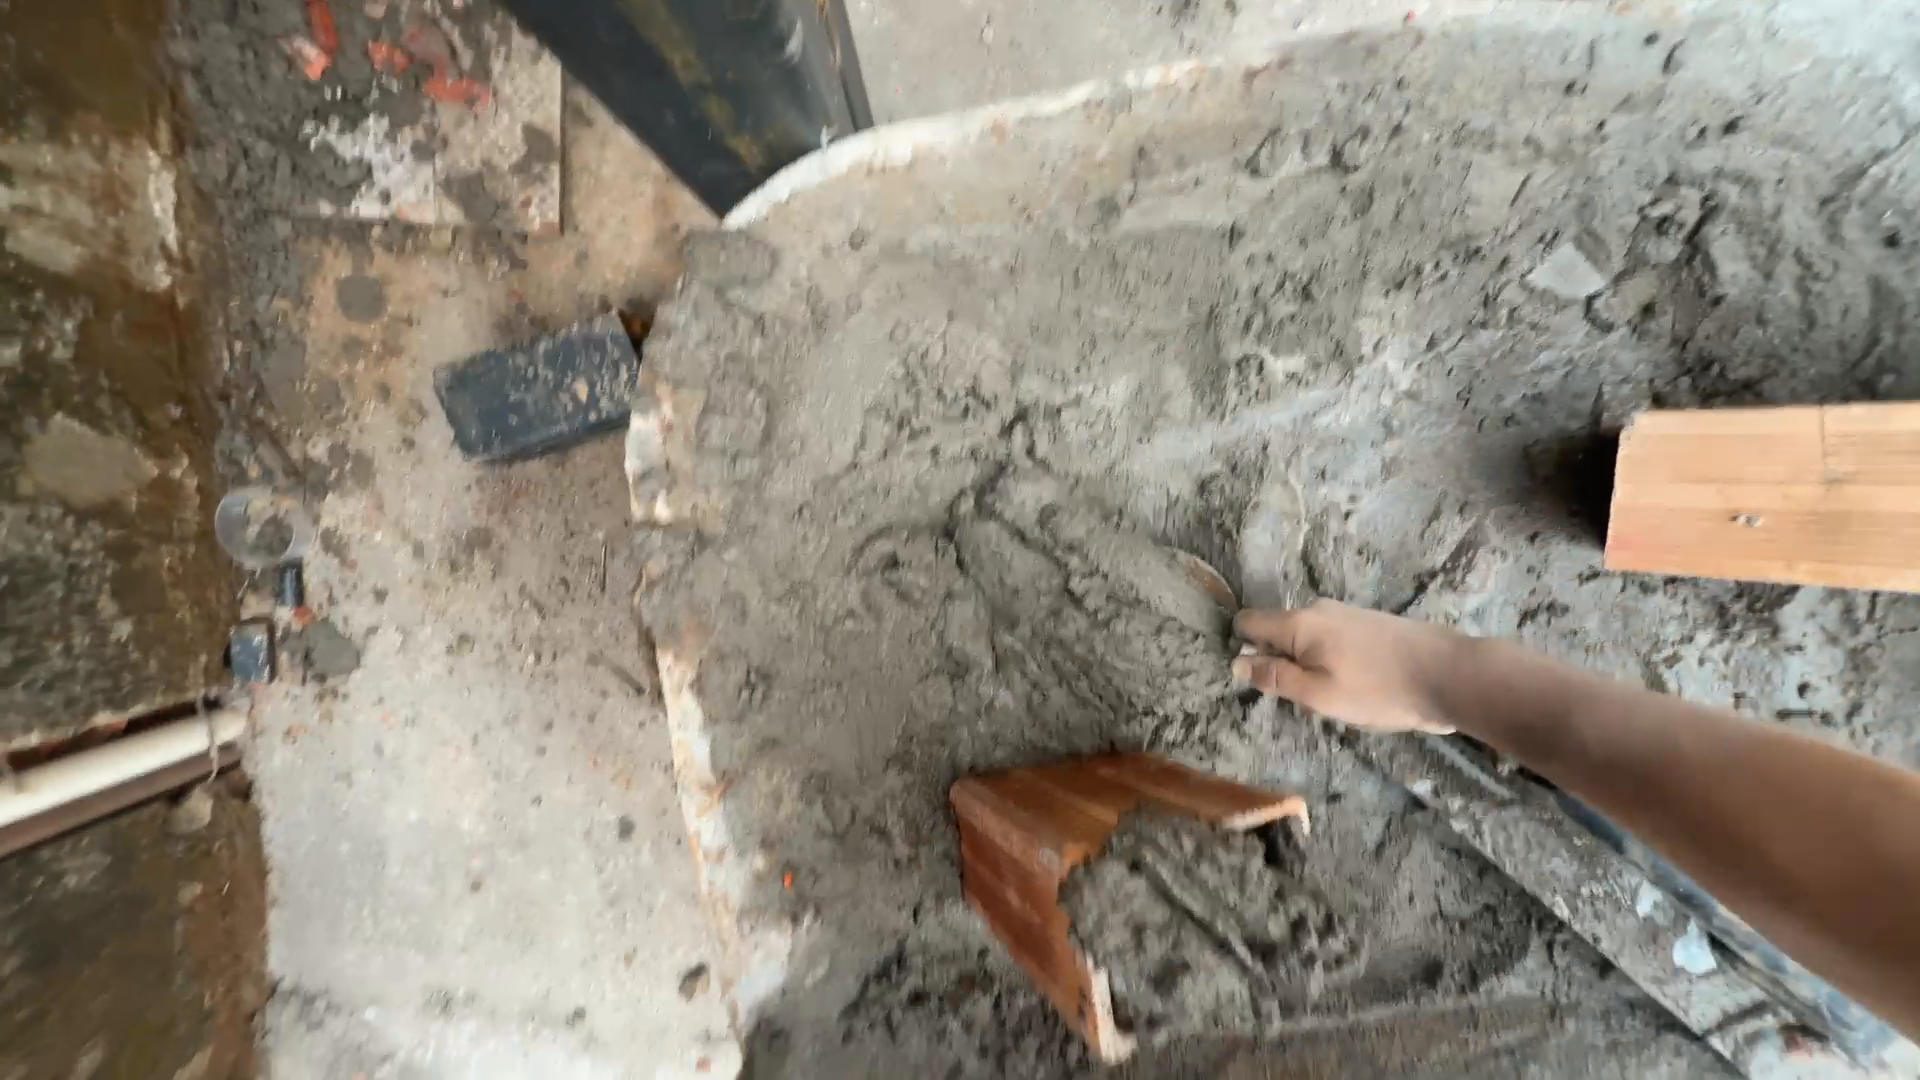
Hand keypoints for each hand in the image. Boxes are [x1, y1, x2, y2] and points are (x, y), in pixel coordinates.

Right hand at [1231, 600, 1466, 733]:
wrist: (1453, 674)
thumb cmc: (1380, 689)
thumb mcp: (1318, 694)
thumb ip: (1274, 677)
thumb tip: (1237, 663)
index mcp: (1298, 623)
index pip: (1247, 622)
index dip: (1243, 649)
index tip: (1260, 679)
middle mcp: (1317, 609)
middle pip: (1277, 633)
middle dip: (1281, 664)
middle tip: (1306, 699)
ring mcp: (1345, 614)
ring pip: (1306, 640)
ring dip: (1309, 667)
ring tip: (1339, 697)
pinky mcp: (1368, 622)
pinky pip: (1331, 640)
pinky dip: (1333, 662)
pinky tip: (1360, 686)